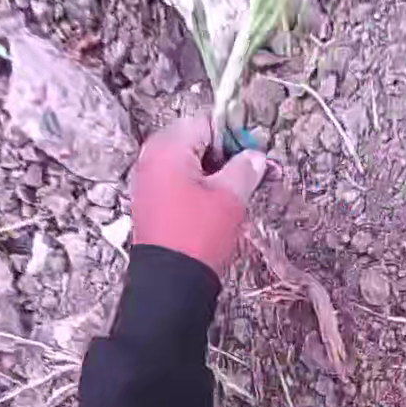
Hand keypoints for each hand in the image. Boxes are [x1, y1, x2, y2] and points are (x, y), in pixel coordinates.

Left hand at [128, 117, 269, 277]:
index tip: (255, 153)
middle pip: (196, 144)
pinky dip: (202, 192)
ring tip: (239, 195)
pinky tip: (220, 209)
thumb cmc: (198, 235)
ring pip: (190, 167)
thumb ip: (245, 169)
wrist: (172, 282)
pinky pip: (181, 187)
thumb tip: (255, 157)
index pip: (205, 123)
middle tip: (252, 175)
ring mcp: (149, 185)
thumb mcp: (230, 197)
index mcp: (167, 148)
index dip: (234, 136)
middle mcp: (152, 161)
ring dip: (217, 176)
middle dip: (226, 157)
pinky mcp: (153, 207)